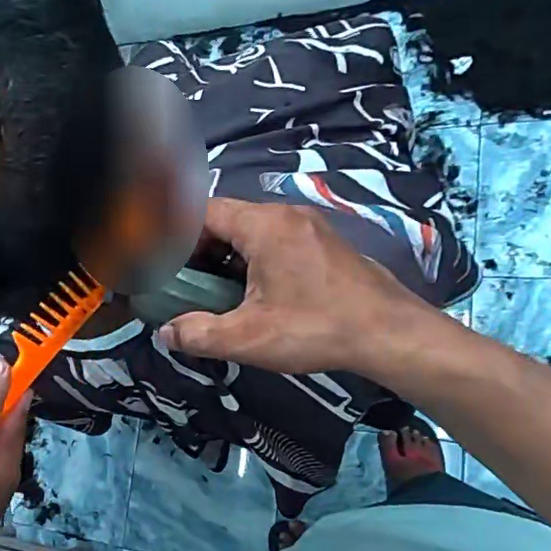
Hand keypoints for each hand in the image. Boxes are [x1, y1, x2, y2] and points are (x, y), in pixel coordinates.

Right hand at [156, 199, 445, 377]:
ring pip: (253, 230)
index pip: (204, 212)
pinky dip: (254, 259)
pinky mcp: (325, 244)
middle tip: (184, 280)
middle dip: (200, 247)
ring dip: (228, 255)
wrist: (389, 332)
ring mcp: (310, 227)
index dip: (175, 232)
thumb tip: (167, 333)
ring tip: (214, 290)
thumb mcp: (250, 338)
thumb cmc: (317, 328)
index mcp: (263, 226)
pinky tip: (254, 292)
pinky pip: (277, 240)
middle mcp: (286, 215)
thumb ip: (200, 334)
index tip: (161, 259)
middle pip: (228, 219)